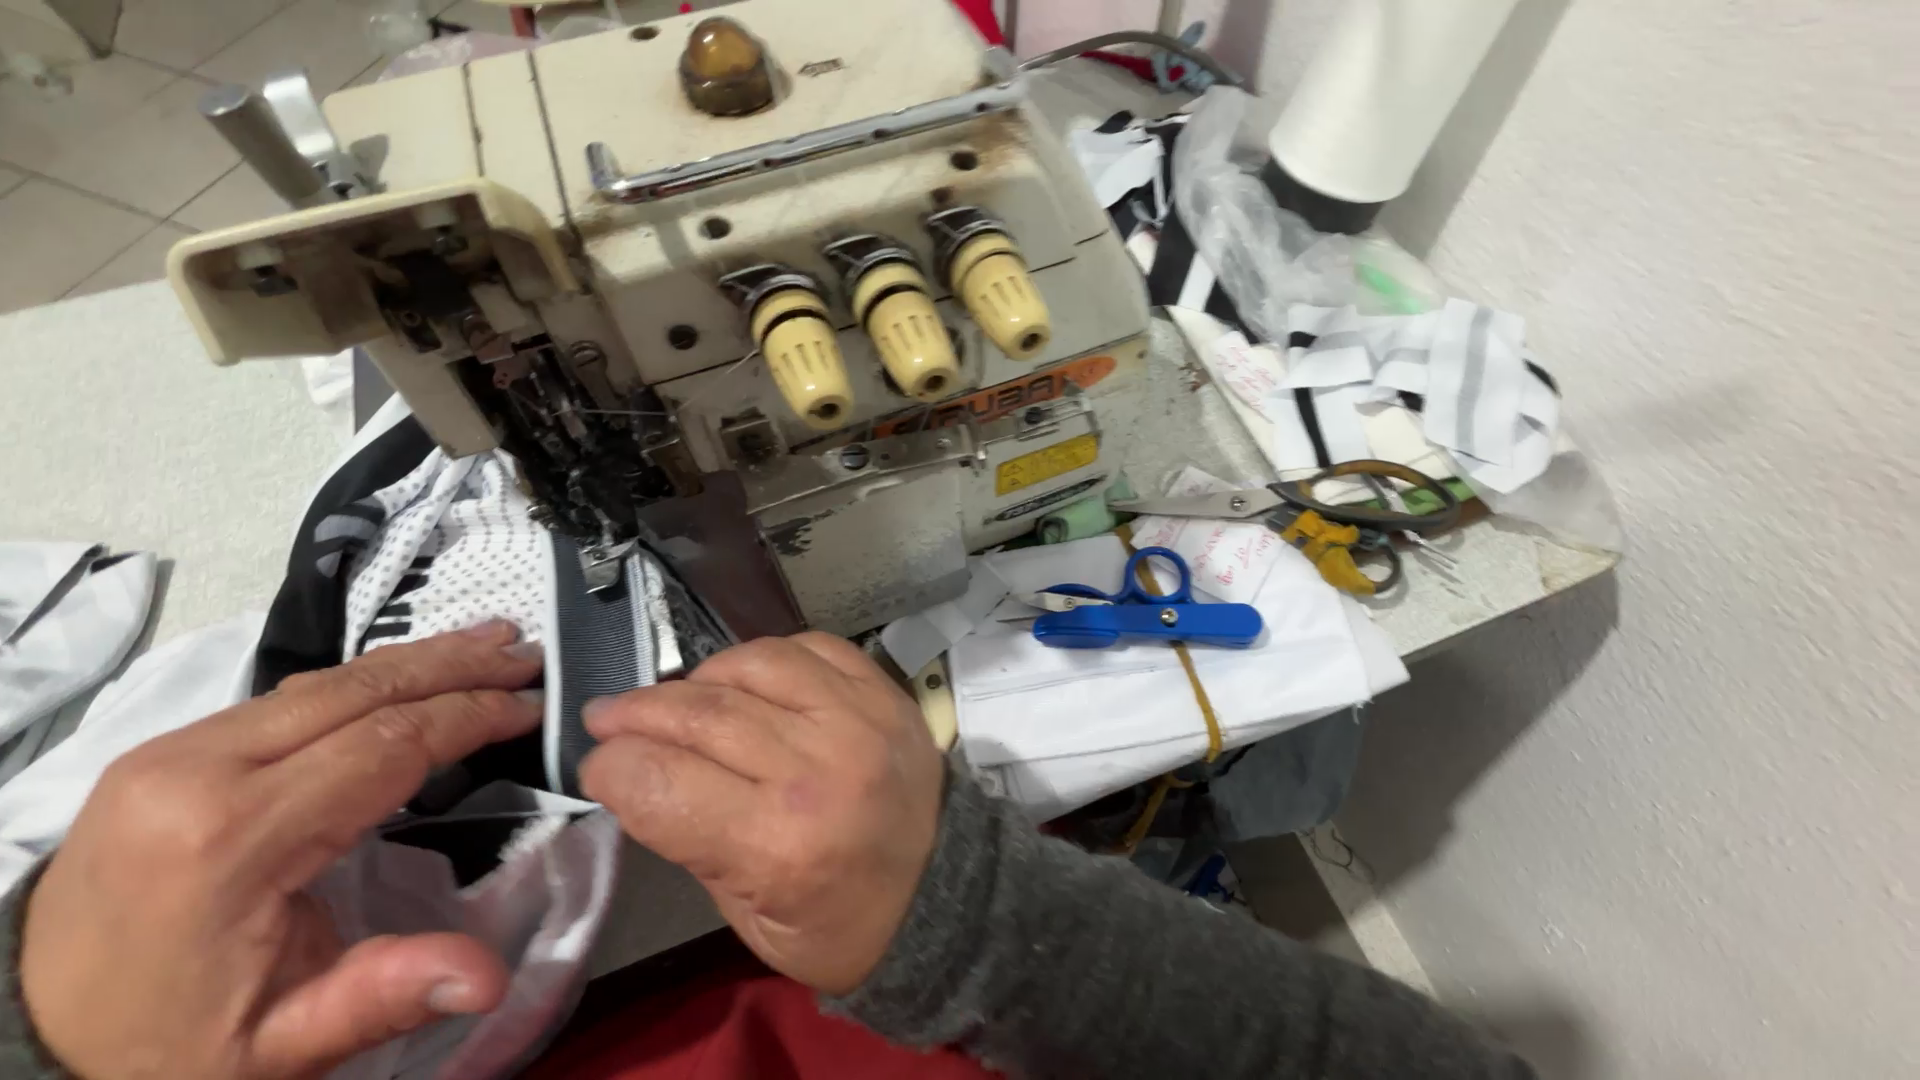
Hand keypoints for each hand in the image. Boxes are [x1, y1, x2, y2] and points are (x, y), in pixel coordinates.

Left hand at [20, 622, 545, 1079]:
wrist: (30, 1044)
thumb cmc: (171, 1045)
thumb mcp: (281, 1046)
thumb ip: (385, 995)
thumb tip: (490, 980)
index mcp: (231, 838)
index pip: (386, 744)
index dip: (471, 717)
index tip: (534, 707)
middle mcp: (196, 771)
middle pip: (360, 691)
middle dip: (457, 666)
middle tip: (527, 654)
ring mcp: (172, 750)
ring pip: (326, 680)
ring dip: (419, 658)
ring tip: (490, 640)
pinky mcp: (169, 749)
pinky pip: (292, 695)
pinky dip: (370, 676)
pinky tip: (411, 670)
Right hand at [579, 633, 943, 995]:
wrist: (942, 891)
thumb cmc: (837, 921)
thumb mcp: (745, 911)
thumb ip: (688, 835)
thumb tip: (639, 768)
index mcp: (778, 844)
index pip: (659, 782)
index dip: (610, 768)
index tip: (598, 767)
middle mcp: (818, 768)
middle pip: (698, 714)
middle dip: (636, 713)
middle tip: (609, 717)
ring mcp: (858, 718)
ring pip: (750, 665)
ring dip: (697, 677)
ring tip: (679, 698)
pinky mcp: (883, 691)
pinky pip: (809, 646)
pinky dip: (764, 657)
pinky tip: (746, 679)